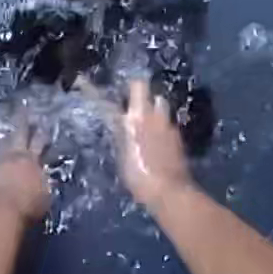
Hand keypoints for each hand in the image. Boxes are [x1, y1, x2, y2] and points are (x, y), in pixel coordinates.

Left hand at [0, 123, 50, 222]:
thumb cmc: (27, 205)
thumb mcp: (45, 195)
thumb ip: (45, 183)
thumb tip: (46, 177)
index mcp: (32, 160)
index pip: (39, 141)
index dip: (42, 131)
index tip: (43, 120)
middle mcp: (15, 155)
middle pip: (20, 133)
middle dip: (23, 120)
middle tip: (23, 107)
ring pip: (1, 142)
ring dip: (4, 135)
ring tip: (4, 127)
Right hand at [113, 78, 195, 208]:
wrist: (170, 191)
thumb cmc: (139, 176)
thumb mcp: (122, 156)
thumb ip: (121, 135)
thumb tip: (120, 124)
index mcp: (134, 118)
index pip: (122, 92)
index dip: (107, 86)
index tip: (94, 82)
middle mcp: (152, 115)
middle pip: (144, 87)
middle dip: (137, 91)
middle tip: (130, 102)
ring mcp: (167, 123)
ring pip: (159, 103)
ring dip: (152, 107)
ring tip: (145, 120)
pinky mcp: (178, 135)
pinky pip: (167, 122)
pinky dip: (161, 125)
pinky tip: (156, 138)